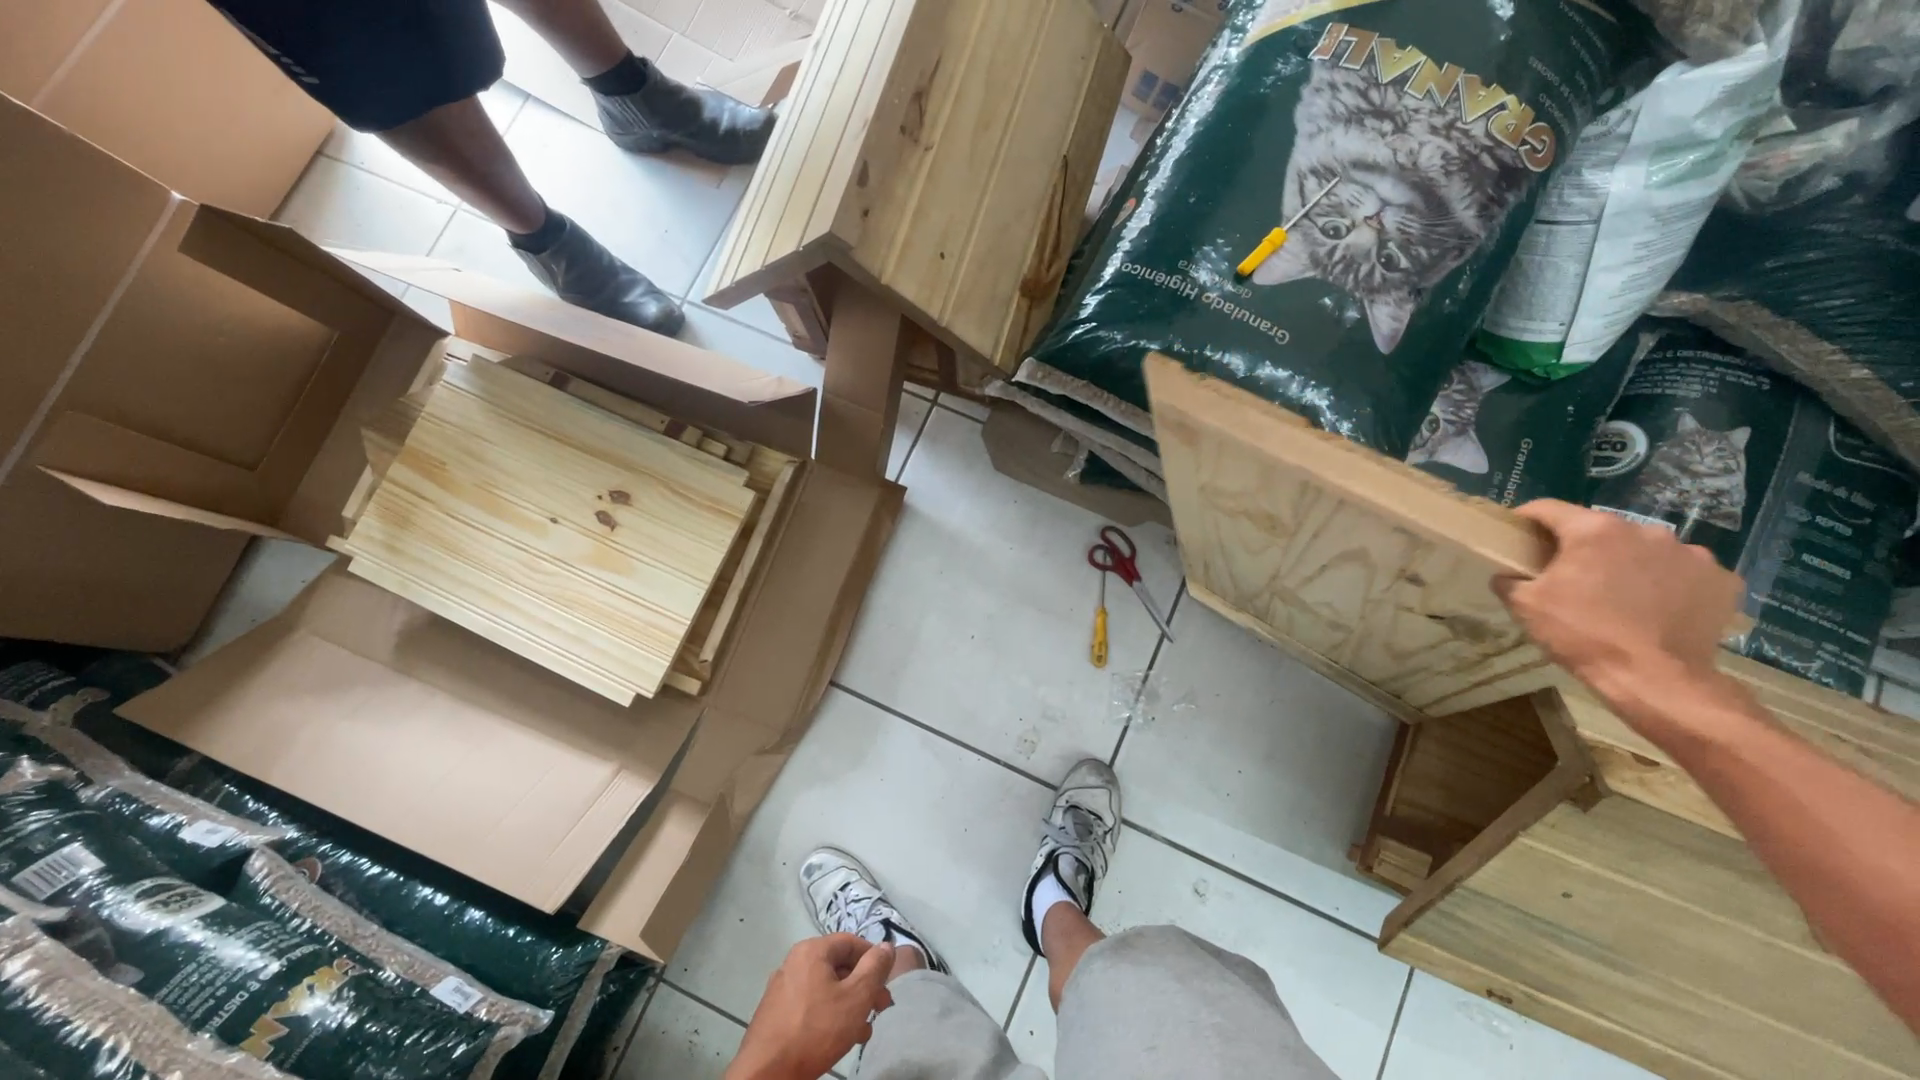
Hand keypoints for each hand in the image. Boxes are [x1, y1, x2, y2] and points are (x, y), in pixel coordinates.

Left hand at [726, 935, 895, 1079]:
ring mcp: (782, 988)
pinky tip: (840, 1038)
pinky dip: (829, 1015)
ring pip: (827, 988)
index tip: (887, 983)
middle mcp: (794, 963)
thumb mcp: (856, 996)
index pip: (851, 942)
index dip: (874, 958)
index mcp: (811, 951)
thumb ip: (875, 968)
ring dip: (850, 1005)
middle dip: (864, 986)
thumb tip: (886, 946)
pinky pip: (811, 1004)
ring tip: (862, 1031)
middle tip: (880, 1009)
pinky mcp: (776, 1013)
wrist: (767, 1072)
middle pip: (839, 966)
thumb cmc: (816, 1029)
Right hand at [1495, 500, 1744, 708]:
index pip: (1549, 509)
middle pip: (1601, 529)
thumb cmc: (1584, 636)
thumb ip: (1509, 581)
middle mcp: (1645, 530)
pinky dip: (1669, 583)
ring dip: (1629, 562)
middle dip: (1584, 546)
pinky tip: (1659, 607)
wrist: (1656, 679)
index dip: (1527, 519)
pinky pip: (1685, 572)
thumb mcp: (1527, 608)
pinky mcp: (1720, 579)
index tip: (1518, 534)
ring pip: (1646, 549)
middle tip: (1572, 575)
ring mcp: (1690, 554)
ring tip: (1621, 594)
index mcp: (1594, 531)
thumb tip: (1507, 574)